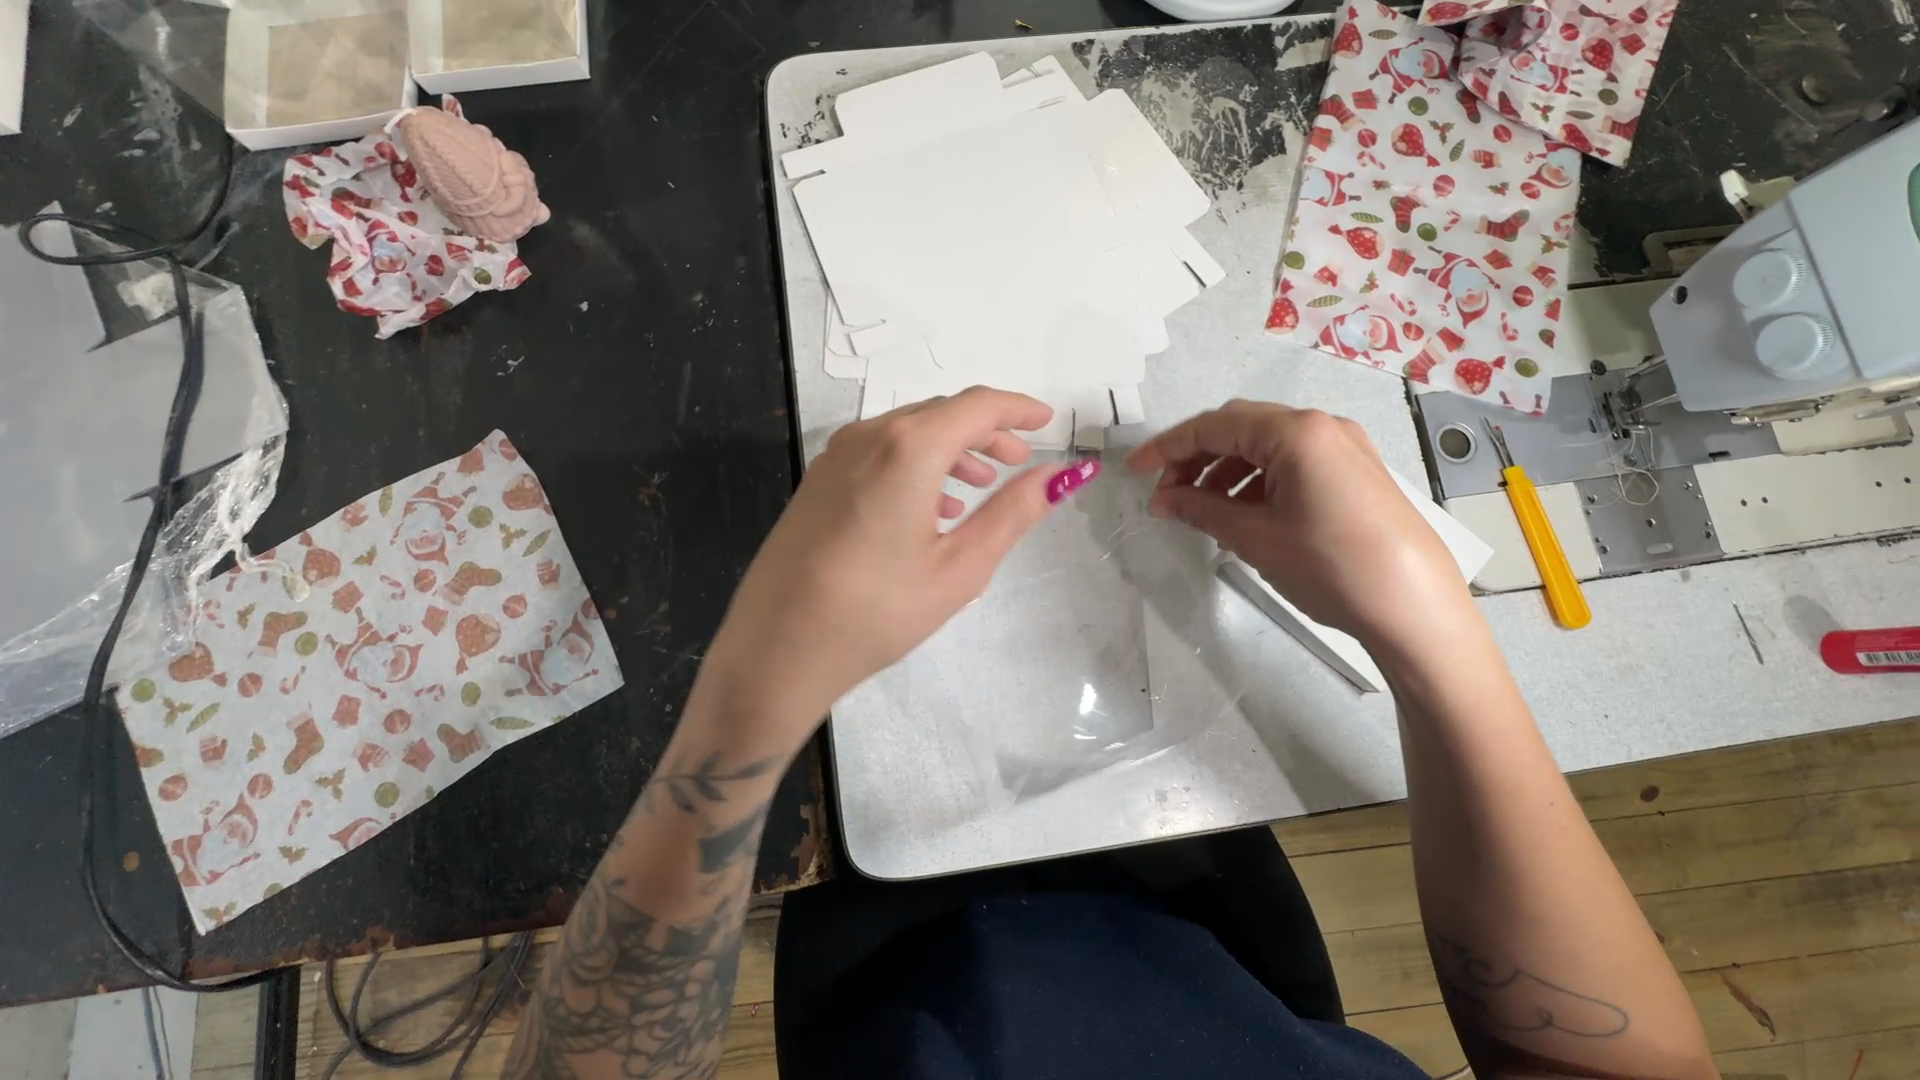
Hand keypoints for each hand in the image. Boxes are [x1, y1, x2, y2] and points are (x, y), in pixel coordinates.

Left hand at [698, 388, 1098, 736]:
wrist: (776, 648)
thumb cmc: (878, 612)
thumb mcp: (961, 567)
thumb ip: (1014, 512)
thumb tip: (1064, 474)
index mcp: (908, 448)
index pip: (977, 406)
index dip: (1018, 409)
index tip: (1048, 420)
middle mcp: (868, 437)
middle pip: (940, 414)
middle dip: (986, 432)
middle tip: (1019, 462)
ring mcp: (834, 458)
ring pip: (907, 433)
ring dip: (950, 449)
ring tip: (979, 486)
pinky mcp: (816, 482)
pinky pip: (878, 454)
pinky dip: (915, 466)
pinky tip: (929, 508)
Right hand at [1126, 400, 1476, 668]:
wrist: (1413, 606)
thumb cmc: (1328, 565)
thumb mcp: (1254, 537)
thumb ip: (1200, 509)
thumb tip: (1162, 500)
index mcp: (1295, 432)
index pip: (1214, 426)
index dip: (1168, 448)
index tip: (1135, 472)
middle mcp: (1321, 427)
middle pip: (1240, 428)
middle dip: (1196, 457)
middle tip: (1167, 493)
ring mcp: (1343, 448)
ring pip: (1266, 446)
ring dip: (1225, 470)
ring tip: (1200, 509)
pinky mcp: (1355, 472)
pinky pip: (1292, 463)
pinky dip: (1257, 481)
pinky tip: (1241, 513)